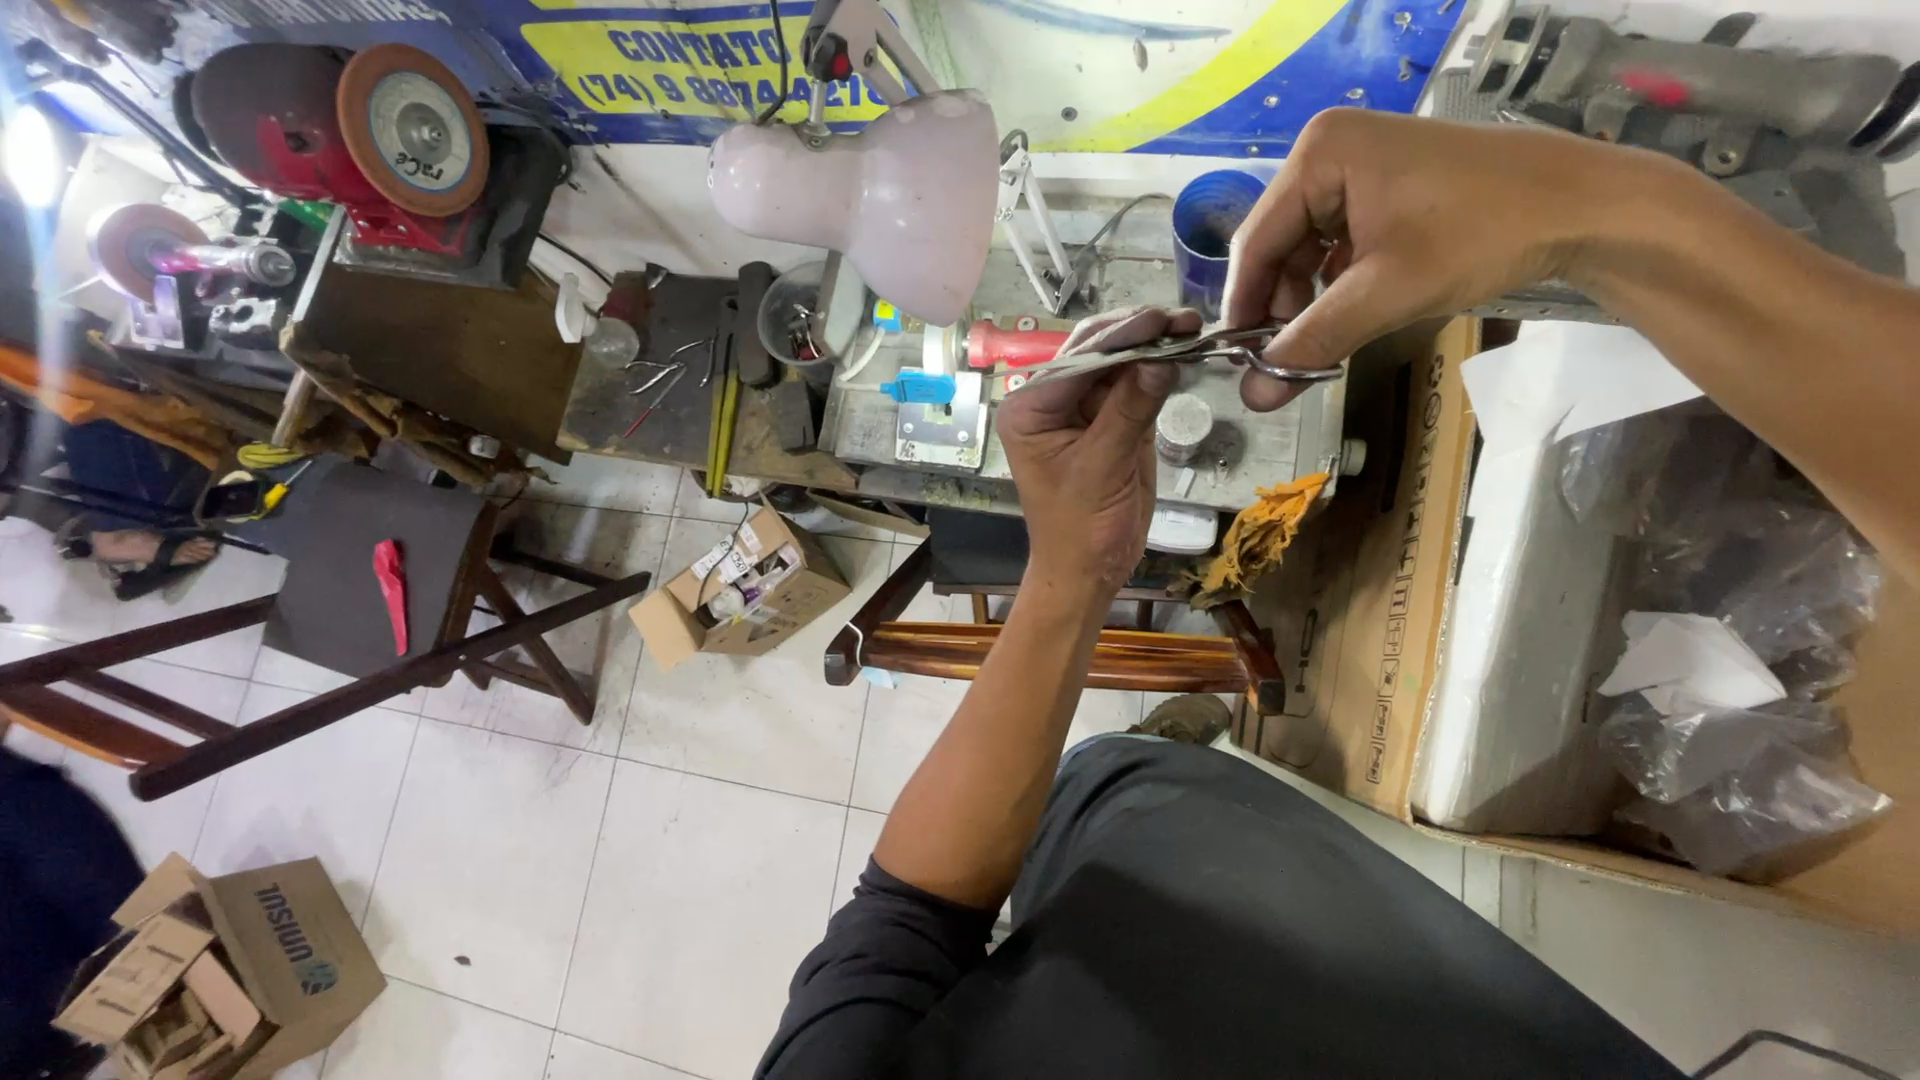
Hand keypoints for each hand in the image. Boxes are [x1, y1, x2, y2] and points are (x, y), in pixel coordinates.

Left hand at [998, 306, 1195, 593]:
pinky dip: (1156, 371)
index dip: (1122, 337)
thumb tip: (1163, 357)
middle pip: (1094, 351)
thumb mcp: (1103, 467)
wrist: (1089, 569)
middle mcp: (1048, 400)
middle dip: (1138, 333)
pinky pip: (1132, 386)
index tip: (1163, 318)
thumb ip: (1130, 409)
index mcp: (1029, 408)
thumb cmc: (1081, 526)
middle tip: (1185, 318)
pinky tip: (1184, 353)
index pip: (1078, 360)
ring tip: (1192, 328)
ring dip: (1152, 346)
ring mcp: (1079, 409)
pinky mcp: (1107, 421)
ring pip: (1116, 363)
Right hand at [1223, 109, 1688, 409]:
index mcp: (1319, 155)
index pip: (1254, 245)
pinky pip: (1332, 244)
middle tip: (1282, 363)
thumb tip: (1252, 398)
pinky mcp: (1378, 186)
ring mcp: (1354, 167)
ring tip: (1317, 345)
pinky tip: (1343, 315)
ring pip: (1301, 251)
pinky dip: (1331, 285)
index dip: (1243, 310)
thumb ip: (1310, 344)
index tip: (1237, 365)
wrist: (1586, 206)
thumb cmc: (1482, 234)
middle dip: (1278, 308)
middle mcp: (1327, 152)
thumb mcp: (1385, 293)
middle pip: (1274, 247)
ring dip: (1304, 302)